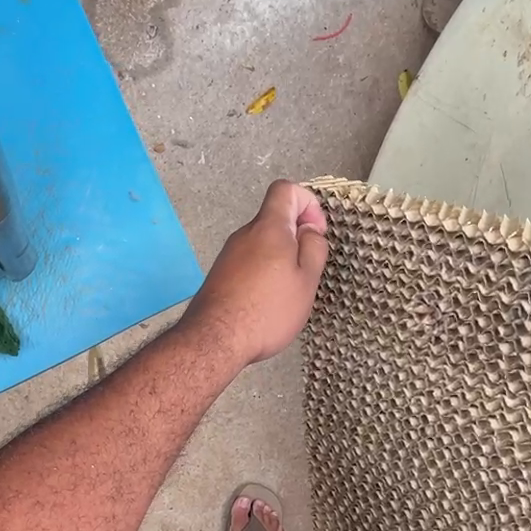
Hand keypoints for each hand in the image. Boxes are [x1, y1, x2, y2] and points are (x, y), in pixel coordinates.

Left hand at [179, 179, 328, 365]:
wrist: (215, 340)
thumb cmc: (264, 313)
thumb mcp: (306, 281)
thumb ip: (314, 248)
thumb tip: (311, 231)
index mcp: (268, 228)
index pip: (285, 190)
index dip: (307, 203)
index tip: (315, 233)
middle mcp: (244, 235)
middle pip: (274, 220)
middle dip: (295, 238)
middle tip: (305, 269)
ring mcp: (229, 255)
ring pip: (261, 245)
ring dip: (279, 260)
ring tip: (286, 292)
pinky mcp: (220, 275)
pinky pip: (248, 264)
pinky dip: (262, 275)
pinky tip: (267, 303)